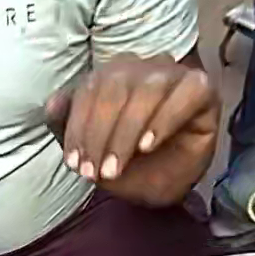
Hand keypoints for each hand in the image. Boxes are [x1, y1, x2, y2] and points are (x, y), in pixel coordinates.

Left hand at [46, 55, 218, 190]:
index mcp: (109, 77)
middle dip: (99, 135)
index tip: (74, 164)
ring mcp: (173, 74)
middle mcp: (140, 69)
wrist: (157, 186)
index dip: (77, 129)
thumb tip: (52, 103)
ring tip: (115, 168)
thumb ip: (64, 125)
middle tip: (93, 172)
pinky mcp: (202, 88)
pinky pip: (185, 94)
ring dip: (125, 135)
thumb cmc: (123, 163)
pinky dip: (164, 120)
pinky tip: (147, 147)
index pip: (88, 90)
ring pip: (146, 91)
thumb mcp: (87, 149)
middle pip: (115, 88)